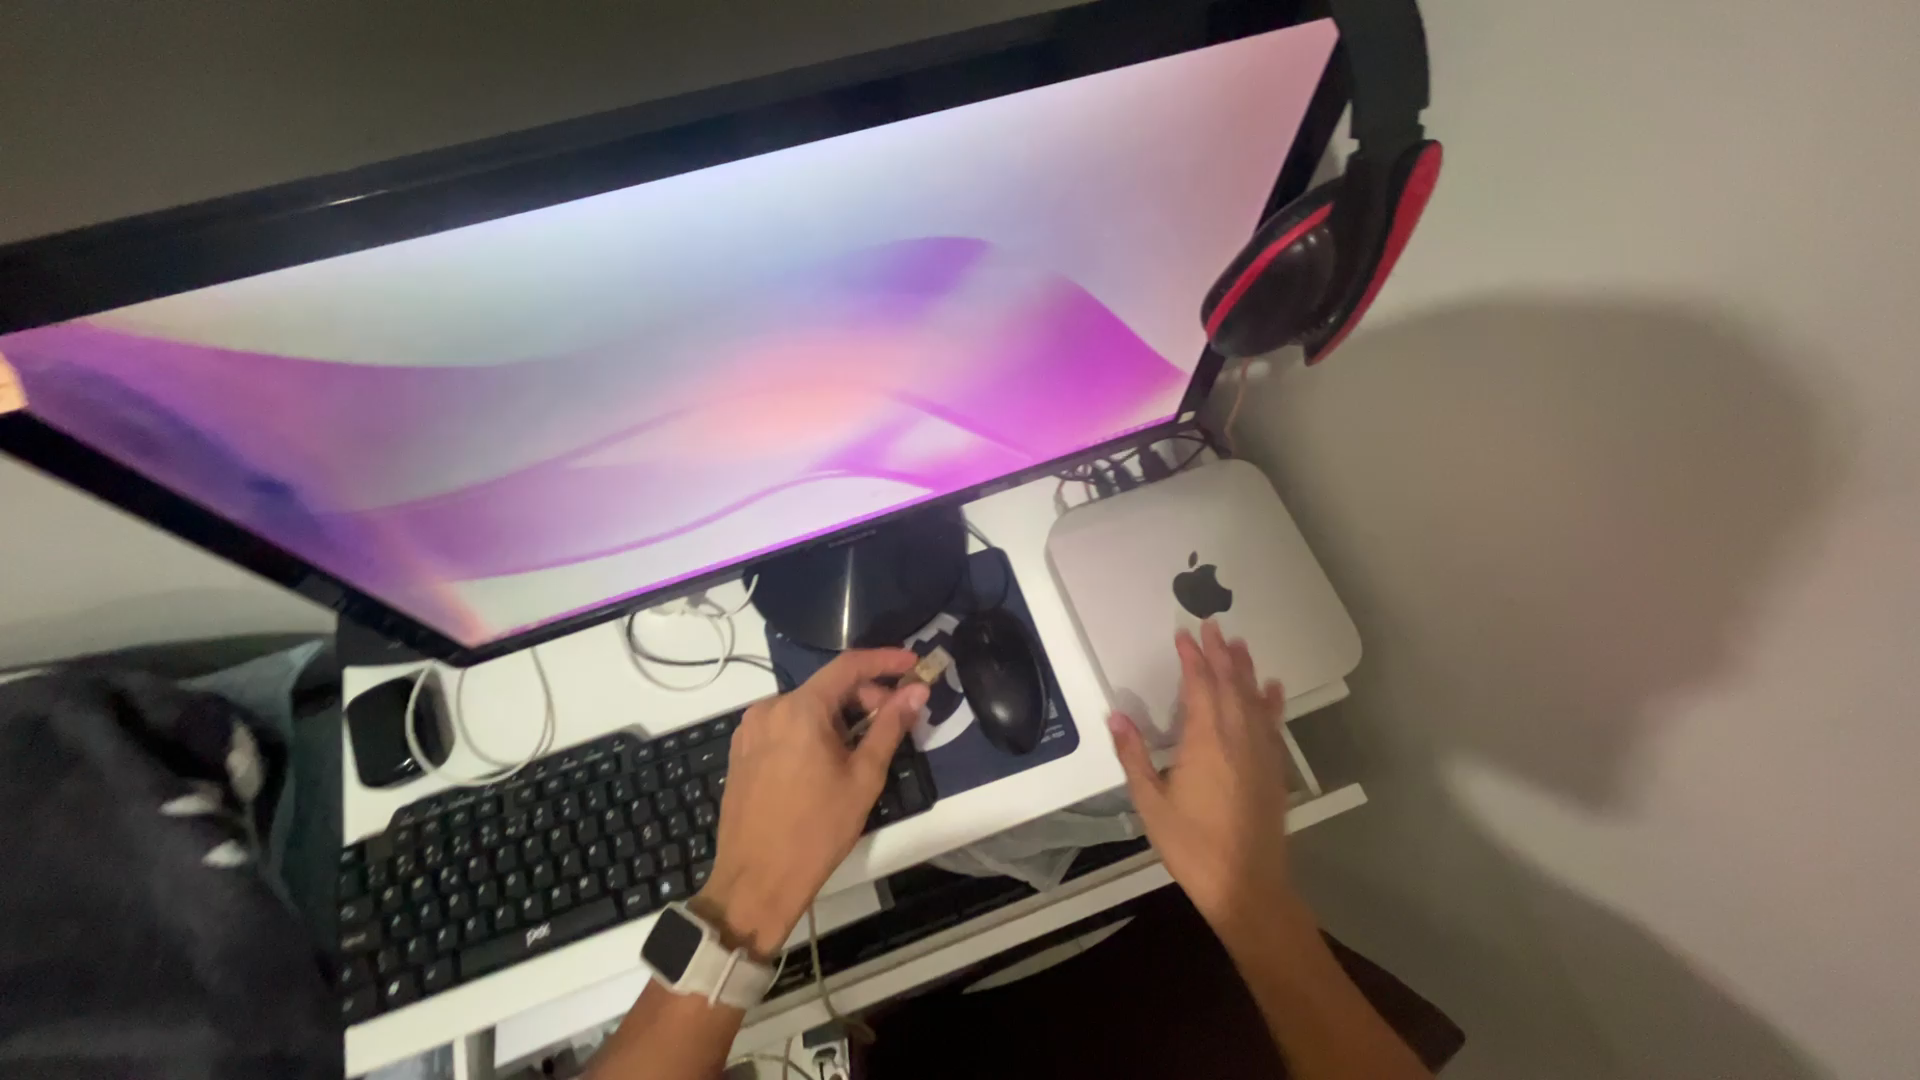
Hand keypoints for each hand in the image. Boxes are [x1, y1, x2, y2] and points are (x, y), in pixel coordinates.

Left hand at [695, 649, 930, 957]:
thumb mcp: (864, 777)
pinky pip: (785, 725)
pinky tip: (827, 761)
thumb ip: (890, 726)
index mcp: (800, 709)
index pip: (849, 666)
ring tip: (861, 749)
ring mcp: (750, 730)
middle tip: (893, 720)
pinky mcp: (741, 751)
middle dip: (865, 696)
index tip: (913, 664)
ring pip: (806, 707)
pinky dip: (812, 730)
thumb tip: (916, 690)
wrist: (755, 882)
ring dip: (839, 716)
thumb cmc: (816, 830)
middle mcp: (769, 708)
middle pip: (827, 686)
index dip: (885, 660)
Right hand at [1107, 620, 1306, 945]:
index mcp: (1205, 742)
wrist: (1246, 886)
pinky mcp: (1273, 770)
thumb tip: (1116, 716)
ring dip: (1246, 669)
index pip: (1199, 687)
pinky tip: (1272, 688)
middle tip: (1212, 625)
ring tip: (1240, 643)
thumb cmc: (1191, 844)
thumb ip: (1134, 756)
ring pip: (1254, 700)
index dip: (1192, 658)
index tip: (1183, 635)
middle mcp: (1237, 738)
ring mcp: (1260, 753)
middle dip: (1220, 653)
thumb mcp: (1150, 802)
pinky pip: (1273, 725)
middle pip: (1230, 685)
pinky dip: (1272, 703)